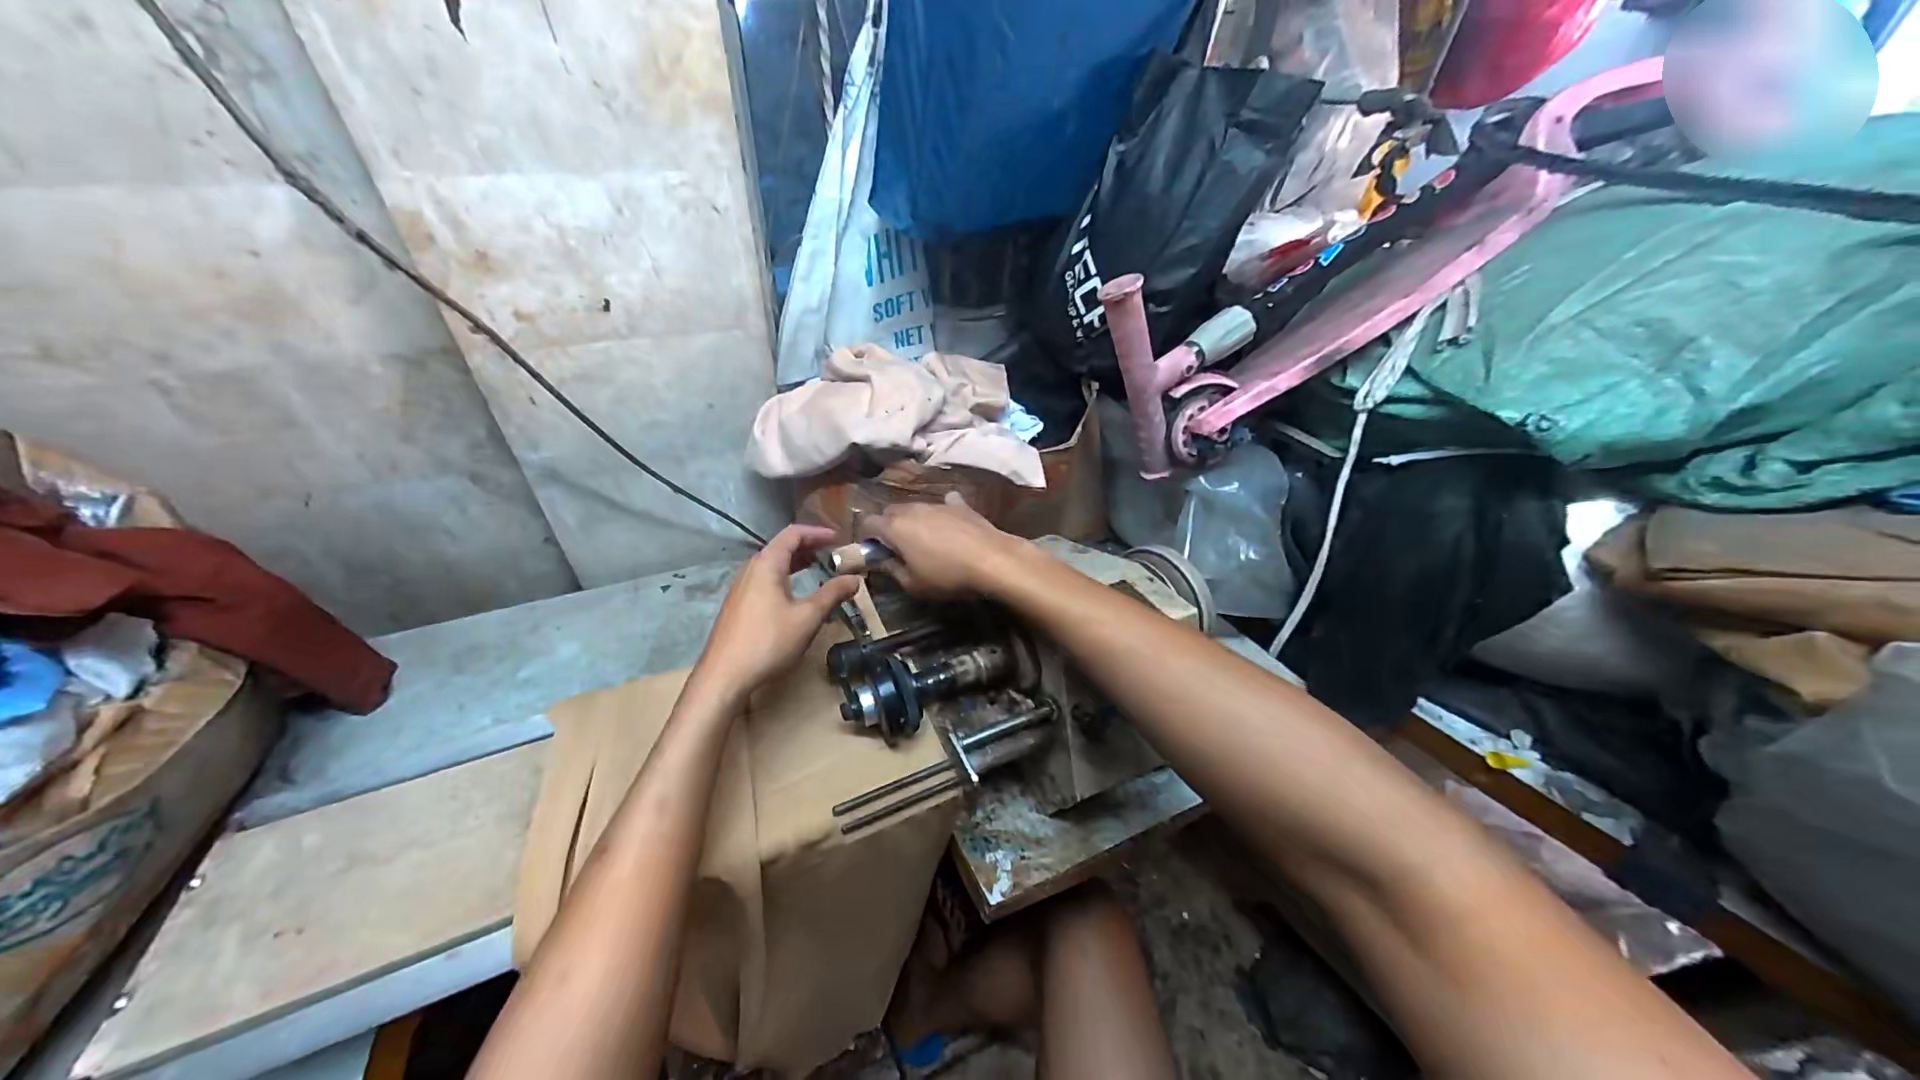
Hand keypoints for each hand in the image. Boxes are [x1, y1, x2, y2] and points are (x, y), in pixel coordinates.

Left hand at [694, 525, 862, 693]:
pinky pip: (764, 580)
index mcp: (766, 564)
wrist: (724, 676)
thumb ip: (832, 594)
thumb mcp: (808, 617)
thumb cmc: (768, 641)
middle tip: (833, 554)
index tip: (838, 538)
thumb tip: (855, 578)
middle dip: (808, 547)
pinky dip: (785, 578)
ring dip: (796, 563)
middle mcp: (750, 569)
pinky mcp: (738, 605)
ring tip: (818, 570)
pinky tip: (795, 596)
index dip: (817, 533)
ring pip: (772, 565)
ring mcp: (740, 588)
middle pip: (781, 547)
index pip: (793, 534)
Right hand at [858, 493, 1031, 598]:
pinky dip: (942, 514)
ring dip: (914, 521)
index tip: (875, 553)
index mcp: (894, 527)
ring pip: (916, 508)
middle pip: (891, 512)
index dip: (867, 538)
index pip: (868, 523)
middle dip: (889, 527)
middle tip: (898, 549)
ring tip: (925, 542)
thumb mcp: (913, 584)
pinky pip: (944, 505)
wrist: (993, 560)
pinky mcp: (961, 505)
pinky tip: (950, 526)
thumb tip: (881, 562)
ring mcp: (938, 504)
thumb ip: (891, 570)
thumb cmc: (947, 575)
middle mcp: (912, 509)